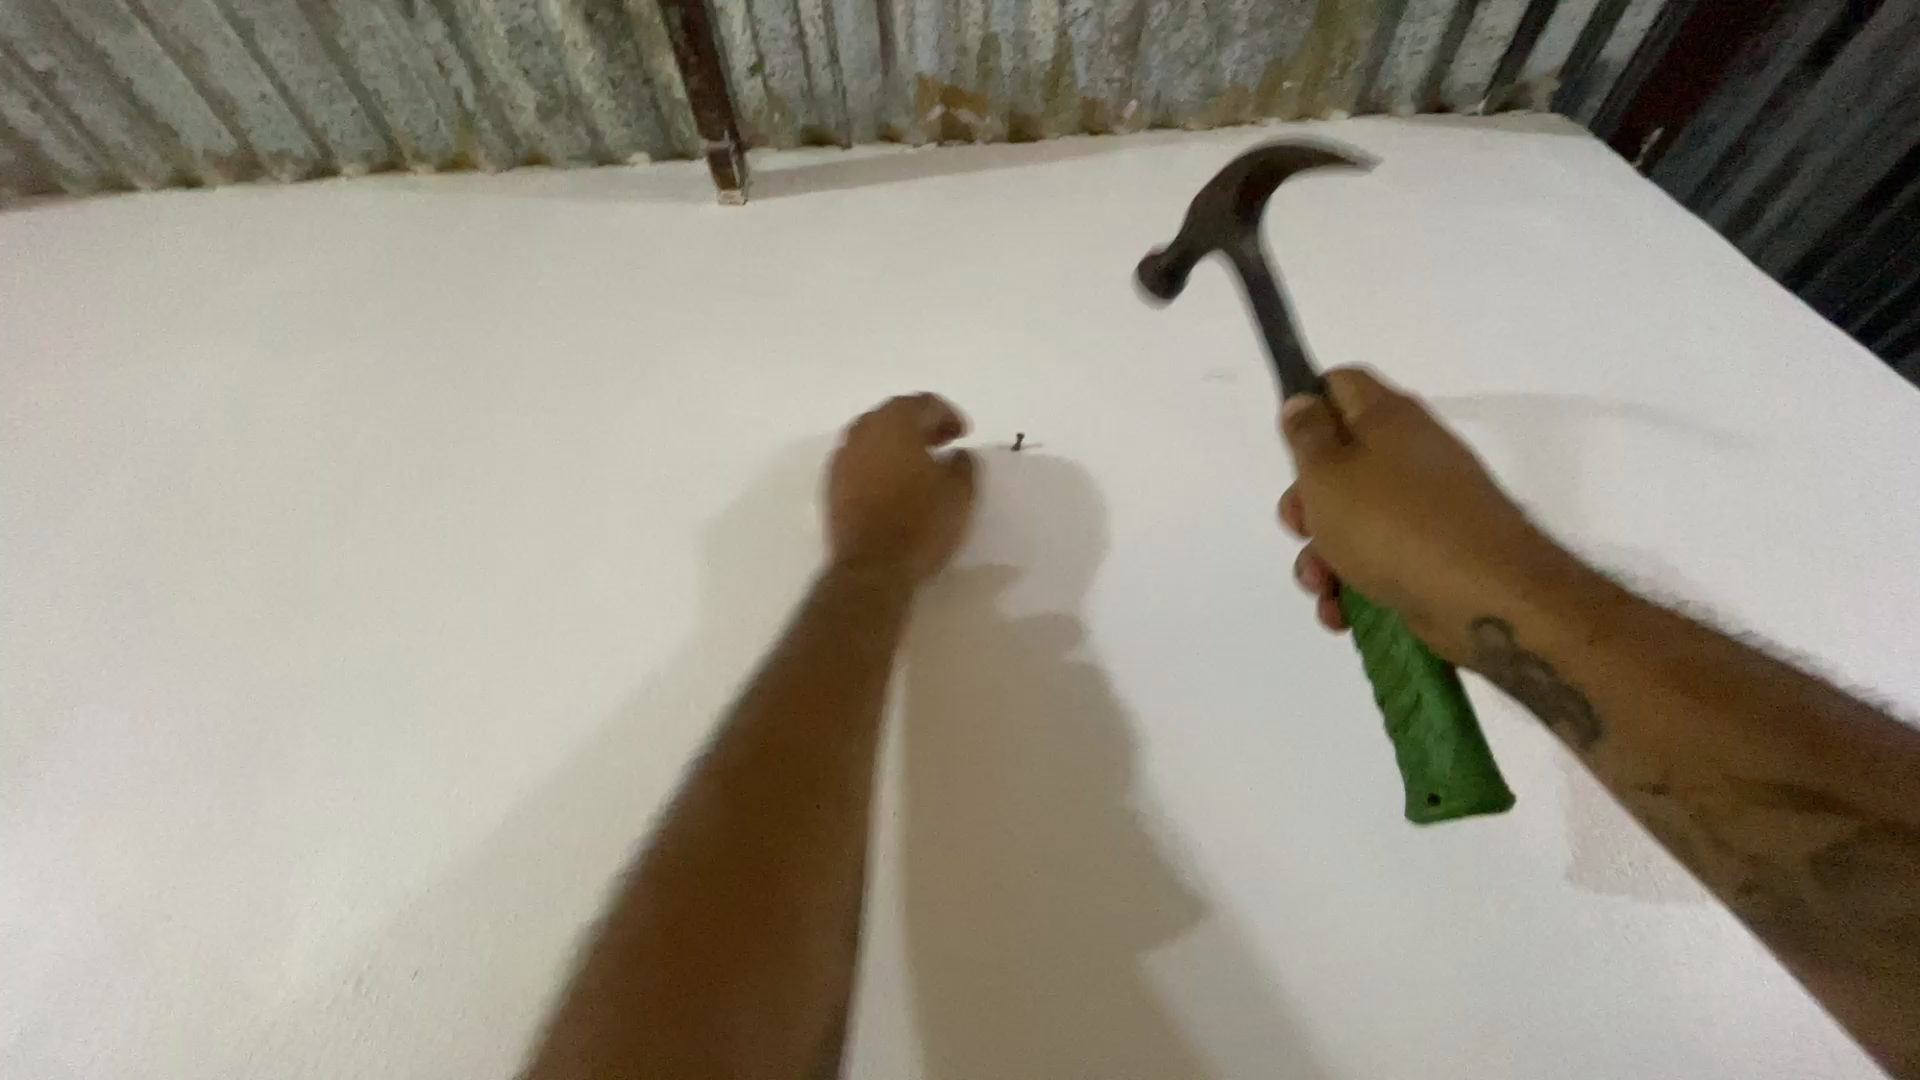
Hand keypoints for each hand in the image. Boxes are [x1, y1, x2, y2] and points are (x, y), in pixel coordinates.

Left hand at [827, 394, 977, 581]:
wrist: (871, 568)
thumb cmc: (921, 523)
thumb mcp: (959, 493)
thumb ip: (963, 464)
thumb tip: (958, 454)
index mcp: (894, 423)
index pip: (924, 403)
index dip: (948, 415)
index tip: (963, 434)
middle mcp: (862, 431)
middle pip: (894, 415)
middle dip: (920, 425)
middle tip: (943, 441)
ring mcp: (841, 458)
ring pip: (873, 437)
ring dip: (897, 444)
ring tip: (920, 463)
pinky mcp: (831, 486)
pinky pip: (860, 462)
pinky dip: (879, 464)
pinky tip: (894, 484)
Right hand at [1278, 368, 1568, 664]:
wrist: (1485, 598)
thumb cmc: (1391, 524)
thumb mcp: (1328, 473)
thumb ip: (1306, 435)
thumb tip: (1301, 401)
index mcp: (1387, 419)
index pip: (1339, 385)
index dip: (1306, 407)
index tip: (1288, 447)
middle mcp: (1409, 454)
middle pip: (1337, 462)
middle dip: (1305, 502)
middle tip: (1298, 526)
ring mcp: (1424, 506)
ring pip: (1350, 520)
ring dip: (1322, 555)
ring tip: (1321, 584)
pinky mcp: (1432, 553)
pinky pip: (1376, 560)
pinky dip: (1352, 585)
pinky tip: (1342, 609)